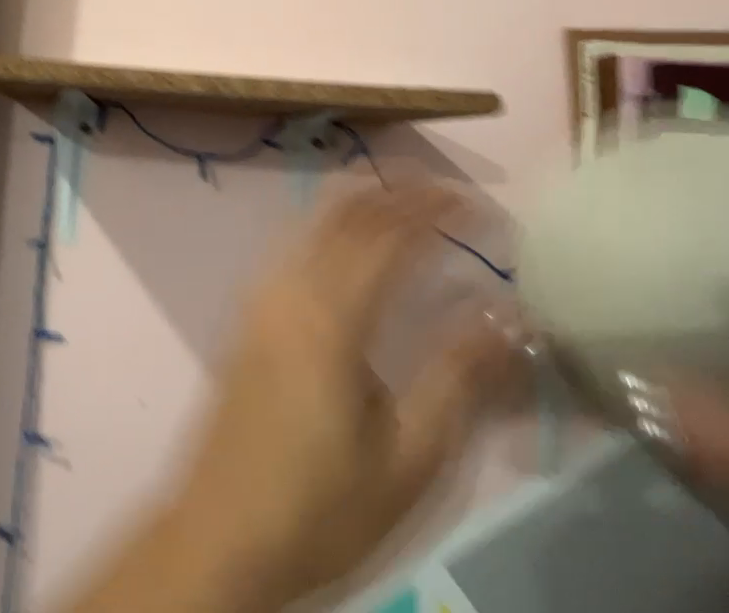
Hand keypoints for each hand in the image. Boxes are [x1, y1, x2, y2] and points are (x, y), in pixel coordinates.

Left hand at [157, 184, 526, 607]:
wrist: (218, 536)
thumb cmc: (320, 506)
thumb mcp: (409, 457)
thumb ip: (460, 378)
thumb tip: (510, 315)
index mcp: (331, 318)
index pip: (389, 236)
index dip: (434, 210)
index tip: (478, 203)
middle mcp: (288, 293)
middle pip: (345, 217)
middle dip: (398, 194)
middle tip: (448, 192)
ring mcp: (258, 305)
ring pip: (312, 227)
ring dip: (361, 204)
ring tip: (406, 202)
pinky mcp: (245, 323)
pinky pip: (292, 249)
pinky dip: (329, 227)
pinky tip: (347, 245)